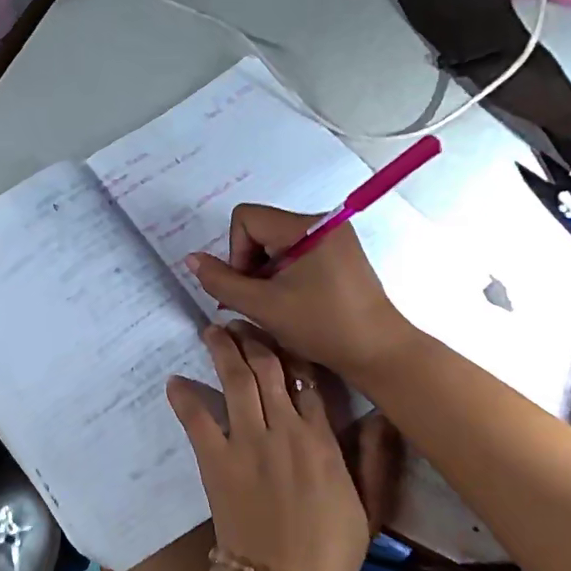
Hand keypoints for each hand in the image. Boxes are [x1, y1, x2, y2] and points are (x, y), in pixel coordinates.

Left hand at [166, 324, 371, 570]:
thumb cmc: (330, 553)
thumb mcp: (370, 507)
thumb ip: (376, 459)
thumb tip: (381, 417)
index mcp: (323, 440)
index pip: (309, 380)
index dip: (294, 353)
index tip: (284, 333)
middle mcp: (286, 430)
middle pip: (269, 369)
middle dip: (255, 339)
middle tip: (241, 320)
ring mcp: (248, 443)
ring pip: (237, 381)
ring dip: (223, 351)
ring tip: (213, 330)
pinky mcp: (216, 461)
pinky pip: (197, 418)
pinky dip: (185, 397)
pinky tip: (174, 380)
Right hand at [183, 204, 418, 382]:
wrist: (379, 351)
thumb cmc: (322, 327)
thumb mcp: (263, 306)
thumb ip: (221, 282)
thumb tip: (191, 259)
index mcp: (308, 225)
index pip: (246, 219)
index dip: (236, 253)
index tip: (250, 288)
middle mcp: (323, 221)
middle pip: (261, 229)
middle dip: (251, 265)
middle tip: (260, 301)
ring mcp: (335, 237)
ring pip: (276, 243)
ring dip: (267, 273)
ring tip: (277, 306)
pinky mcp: (340, 254)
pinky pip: (297, 253)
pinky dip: (285, 275)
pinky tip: (293, 303)